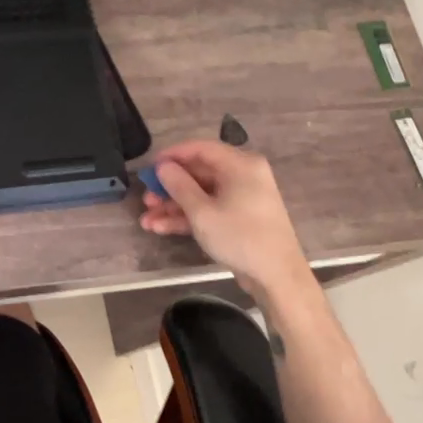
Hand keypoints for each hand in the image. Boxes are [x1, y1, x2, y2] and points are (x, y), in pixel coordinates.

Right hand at [139, 140, 314, 302]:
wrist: (276, 274)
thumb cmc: (239, 237)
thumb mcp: (202, 212)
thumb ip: (179, 186)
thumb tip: (163, 167)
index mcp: (240, 165)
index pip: (200, 148)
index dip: (172, 155)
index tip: (149, 167)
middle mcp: (242, 175)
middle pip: (198, 173)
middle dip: (169, 187)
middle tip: (146, 200)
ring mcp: (241, 197)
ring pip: (201, 194)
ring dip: (173, 206)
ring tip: (147, 221)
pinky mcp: (238, 216)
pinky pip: (209, 208)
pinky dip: (187, 217)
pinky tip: (161, 228)